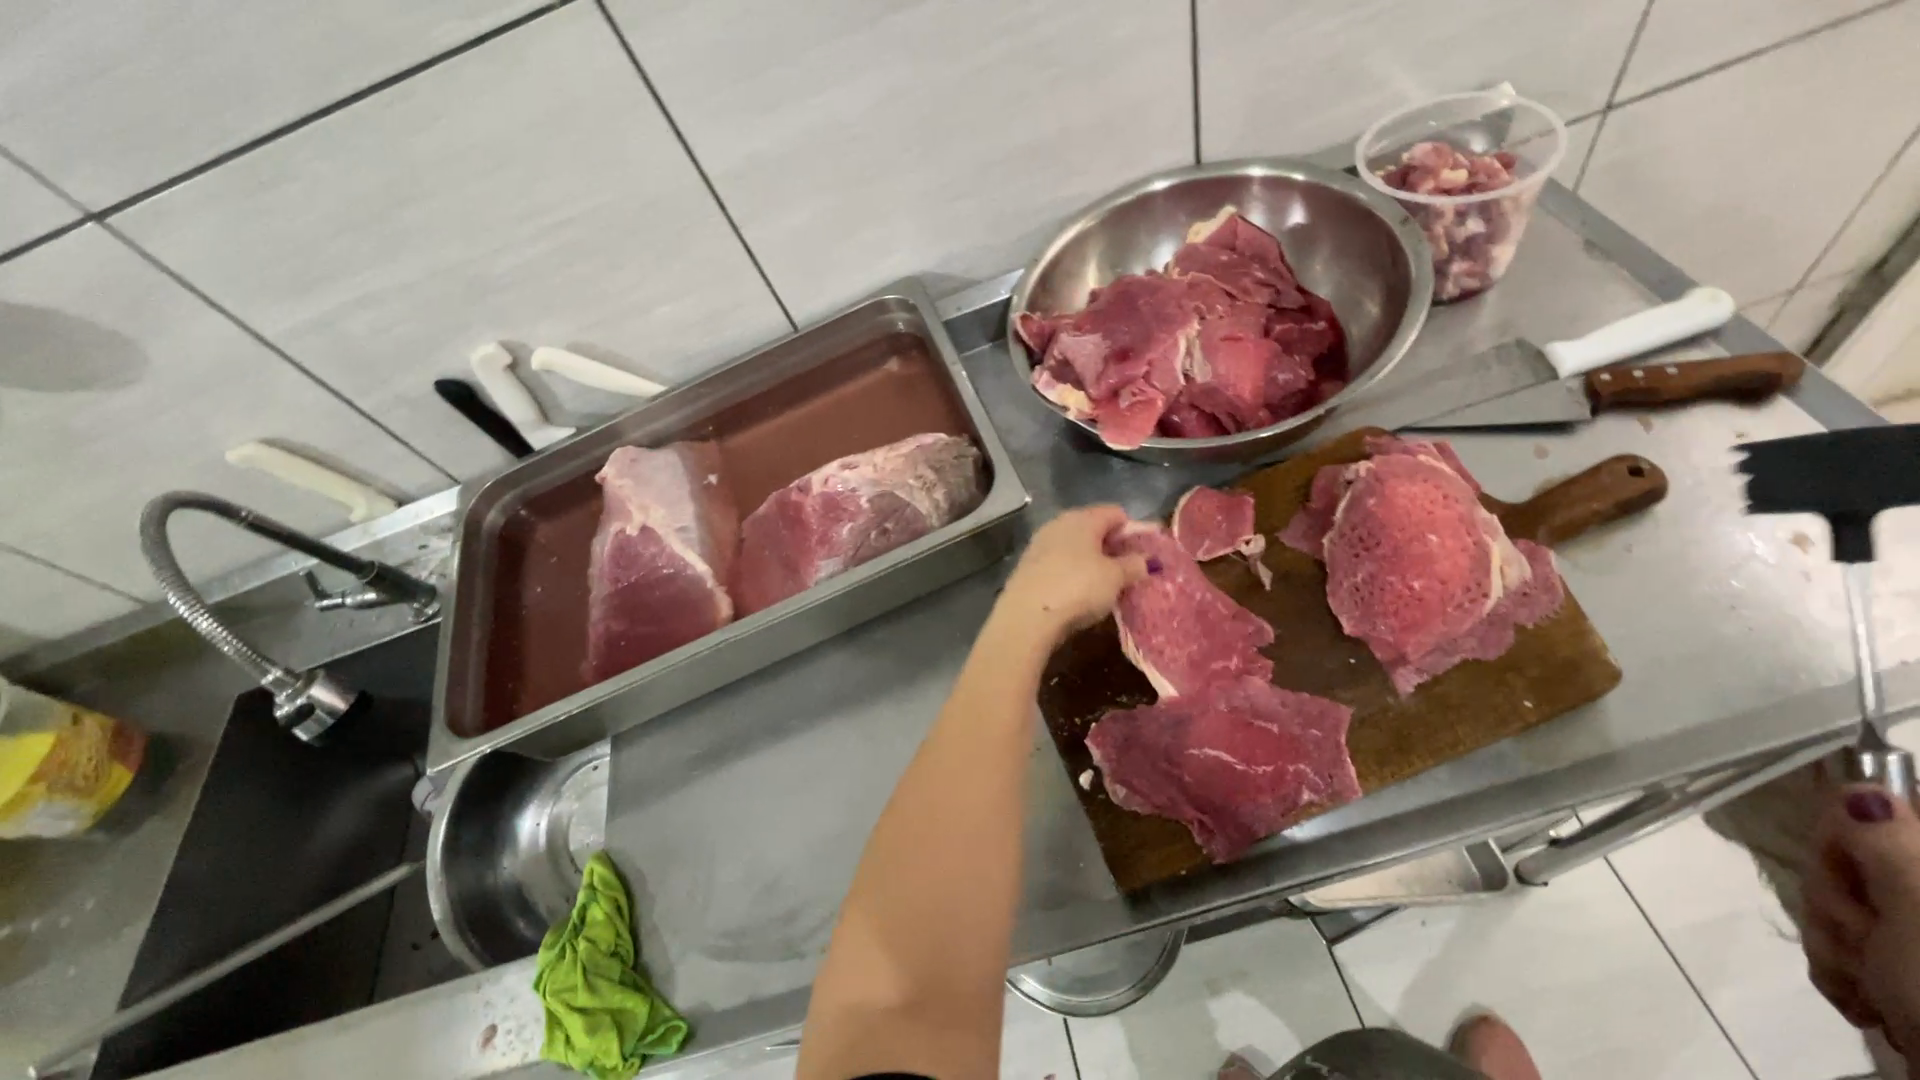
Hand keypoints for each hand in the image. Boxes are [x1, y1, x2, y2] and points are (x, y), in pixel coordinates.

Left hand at [992, 505, 1151, 646]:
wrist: (1027, 616)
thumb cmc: (1078, 588)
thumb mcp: (1115, 578)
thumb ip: (1134, 565)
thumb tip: (1146, 560)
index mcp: (1083, 518)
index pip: (1115, 513)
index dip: (1132, 531)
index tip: (1142, 555)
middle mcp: (1059, 523)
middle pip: (1093, 527)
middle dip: (1111, 546)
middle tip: (1125, 572)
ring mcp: (1040, 543)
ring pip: (1074, 545)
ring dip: (1090, 560)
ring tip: (1102, 585)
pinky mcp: (1027, 565)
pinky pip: (1058, 561)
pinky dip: (1071, 571)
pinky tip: (1075, 592)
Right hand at [1802, 784, 1919, 1057]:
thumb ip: (1885, 842)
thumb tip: (1860, 787)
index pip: (1884, 812)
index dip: (1843, 835)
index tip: (1841, 870)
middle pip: (1853, 864)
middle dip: (1836, 905)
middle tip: (1865, 940)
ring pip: (1842, 909)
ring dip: (1835, 947)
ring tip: (1869, 985)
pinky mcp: (1909, 971)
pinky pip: (1849, 948)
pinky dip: (1843, 975)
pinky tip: (1866, 1001)